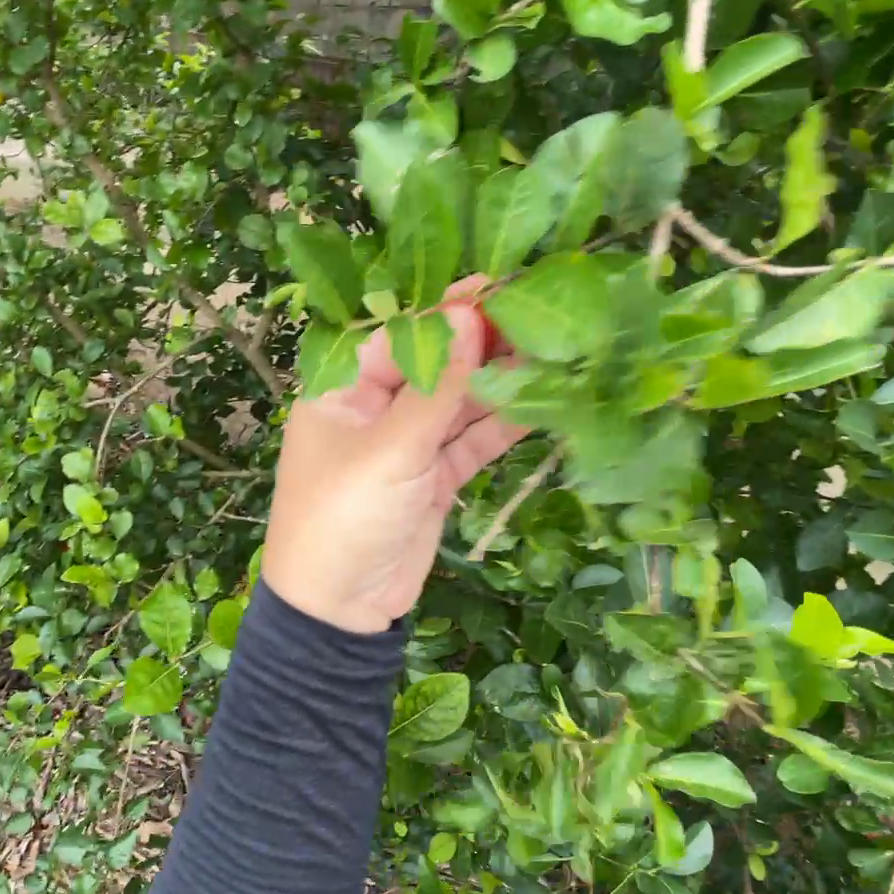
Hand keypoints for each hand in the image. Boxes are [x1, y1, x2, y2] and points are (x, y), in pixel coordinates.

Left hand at [261, 278, 529, 633]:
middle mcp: (373, 409)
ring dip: (500, 383)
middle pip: (433, 365)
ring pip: (458, 403)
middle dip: (481, 344)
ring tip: (554, 350)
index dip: (446, 311)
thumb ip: (434, 388)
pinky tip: (543, 401)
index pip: (398, 335)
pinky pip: (471, 441)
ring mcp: (406, 444)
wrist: (339, 609)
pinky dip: (502, 425)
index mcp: (341, 391)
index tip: (498, 285)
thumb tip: (468, 313)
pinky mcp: (433, 477)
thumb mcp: (388, 450)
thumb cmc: (343, 519)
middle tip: (540, 315)